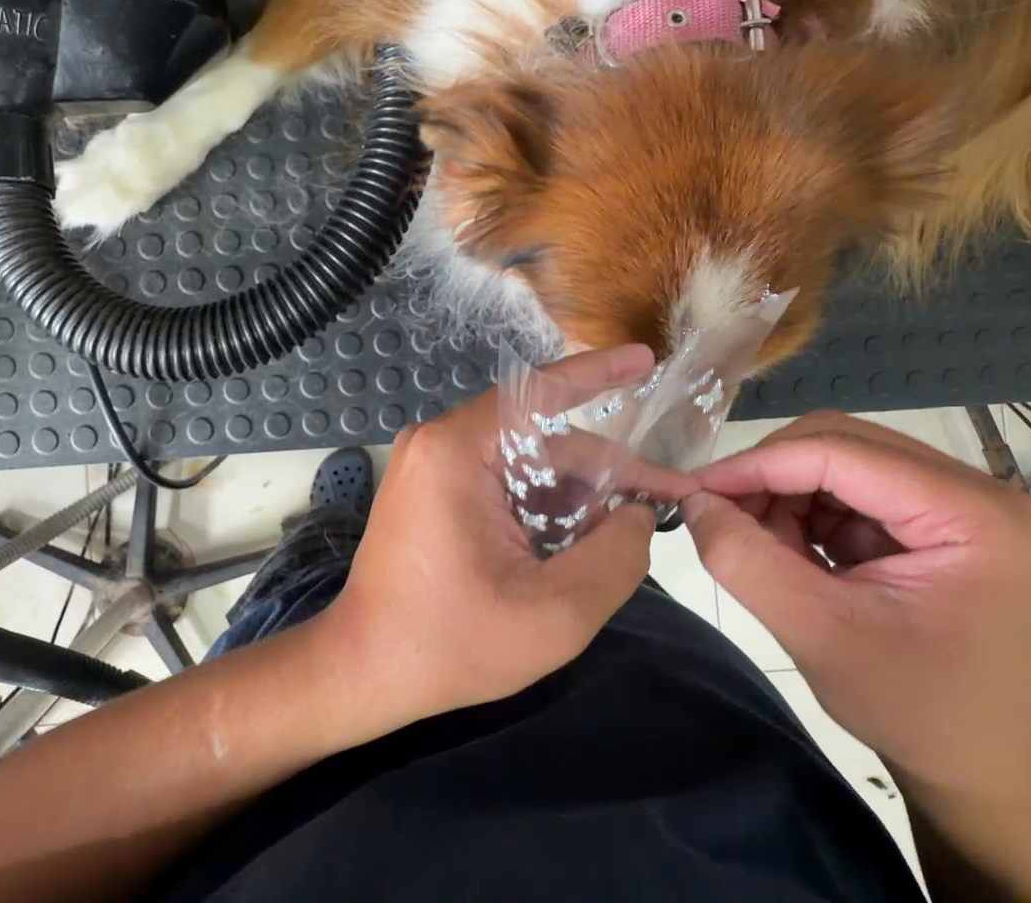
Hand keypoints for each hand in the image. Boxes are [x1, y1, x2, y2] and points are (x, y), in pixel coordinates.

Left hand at [318, 344, 694, 724]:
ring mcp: (429, 467)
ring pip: (523, 464)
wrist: (364, 670)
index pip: (539, 392)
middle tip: (666, 499)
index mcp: (457, 451)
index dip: (599, 373)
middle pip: (540, 439)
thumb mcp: (555, 612)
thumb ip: (617, 556)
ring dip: (574, 494)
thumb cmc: (451, 644)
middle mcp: (438, 444)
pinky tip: (576, 540)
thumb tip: (638, 514)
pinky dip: (541, 506)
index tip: (647, 360)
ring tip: (625, 530)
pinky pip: (500, 482)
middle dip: (603, 469)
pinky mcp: (430, 493)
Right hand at [679, 412, 1030, 797]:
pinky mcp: (935, 521)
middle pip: (844, 444)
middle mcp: (979, 493)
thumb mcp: (814, 630)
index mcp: (976, 516)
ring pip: (840, 460)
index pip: (844, 453)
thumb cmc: (908, 706)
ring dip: (783, 494)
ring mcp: (960, 504)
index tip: (694, 490)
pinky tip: (787, 550)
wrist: (968, 761)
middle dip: (770, 476)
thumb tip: (689, 499)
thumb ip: (744, 558)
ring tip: (758, 545)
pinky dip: (803, 511)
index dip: (759, 465)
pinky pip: (849, 487)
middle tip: (718, 514)